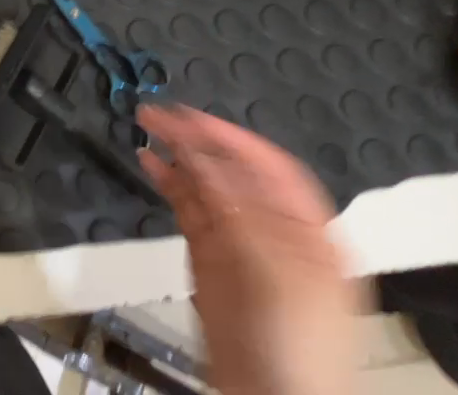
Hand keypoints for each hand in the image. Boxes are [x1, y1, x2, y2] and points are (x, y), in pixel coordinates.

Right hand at [137, 105, 361, 394]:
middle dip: (198, 142)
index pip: (272, 171)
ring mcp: (240, 242)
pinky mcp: (209, 255)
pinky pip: (188, 209)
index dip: (233, 141)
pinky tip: (148, 163)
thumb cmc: (295, 342)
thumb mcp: (274, 275)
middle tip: (156, 115)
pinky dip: (168, 183)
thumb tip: (200, 161)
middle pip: (235, 173)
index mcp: (311, 233)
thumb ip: (238, 214)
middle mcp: (276, 230)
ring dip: (178, 156)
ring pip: (207, 186)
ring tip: (147, 129)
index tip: (191, 117)